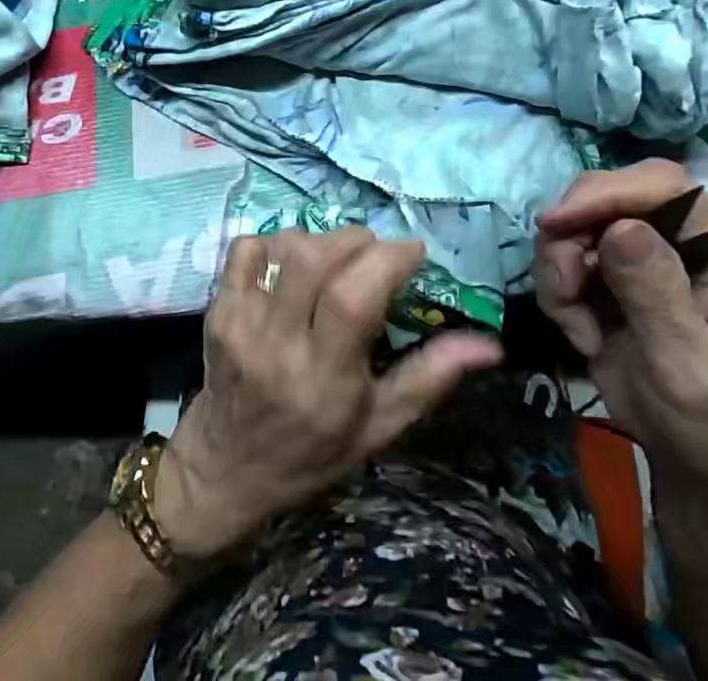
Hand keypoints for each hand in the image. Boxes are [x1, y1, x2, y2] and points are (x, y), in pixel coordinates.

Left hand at [155, 227, 504, 559]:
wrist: (226, 468)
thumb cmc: (311, 453)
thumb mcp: (378, 428)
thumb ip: (429, 379)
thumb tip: (490, 345)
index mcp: (324, 378)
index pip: (352, 298)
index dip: (388, 260)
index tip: (413, 254)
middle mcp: (277, 344)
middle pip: (314, 260)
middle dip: (357, 241)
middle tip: (377, 254)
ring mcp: (240, 323)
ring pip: (281, 249)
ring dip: (321, 240)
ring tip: (340, 260)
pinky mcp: (217, 311)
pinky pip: (242, 250)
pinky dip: (274, 243)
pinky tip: (292, 265)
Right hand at [534, 159, 707, 500]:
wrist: (701, 468)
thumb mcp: (691, 367)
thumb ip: (657, 296)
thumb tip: (622, 229)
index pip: (671, 191)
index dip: (611, 193)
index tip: (556, 221)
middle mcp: (687, 249)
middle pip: (613, 201)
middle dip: (573, 236)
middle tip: (561, 284)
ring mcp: (645, 265)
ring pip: (578, 230)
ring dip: (560, 272)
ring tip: (575, 325)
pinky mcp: (610, 285)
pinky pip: (565, 264)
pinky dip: (558, 296)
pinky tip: (580, 335)